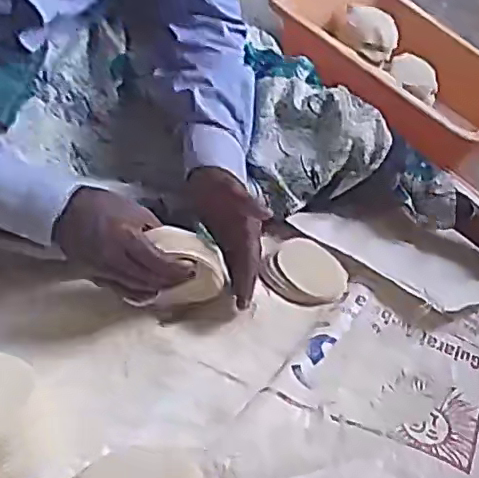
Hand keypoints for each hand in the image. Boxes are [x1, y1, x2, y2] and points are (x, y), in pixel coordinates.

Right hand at [52, 187, 201, 297]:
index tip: (191, 270)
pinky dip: (139, 292)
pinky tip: (152, 290)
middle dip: (172, 282)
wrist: (63, 209)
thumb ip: (158, 233)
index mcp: (126, 238)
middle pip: (150, 280)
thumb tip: (177, 249)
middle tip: (186, 279)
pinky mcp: (94, 275)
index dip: (178, 270)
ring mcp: (102, 269)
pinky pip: (121, 290)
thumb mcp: (137, 212)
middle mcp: (114, 258)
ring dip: (158, 289)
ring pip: (137, 289)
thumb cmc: (104, 206)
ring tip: (173, 284)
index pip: (159, 263)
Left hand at [185, 166, 267, 307]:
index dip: (247, 280)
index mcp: (246, 230)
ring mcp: (233, 236)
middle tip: (242, 307)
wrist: (211, 170)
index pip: (248, 260)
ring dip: (239, 280)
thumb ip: (248, 201)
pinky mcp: (223, 234)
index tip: (244, 301)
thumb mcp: (232, 188)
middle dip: (246, 286)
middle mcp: (243, 236)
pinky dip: (229, 269)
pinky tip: (224, 278)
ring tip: (237, 300)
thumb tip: (267, 214)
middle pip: (247, 265)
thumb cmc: (220, 180)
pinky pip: (229, 256)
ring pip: (240, 262)